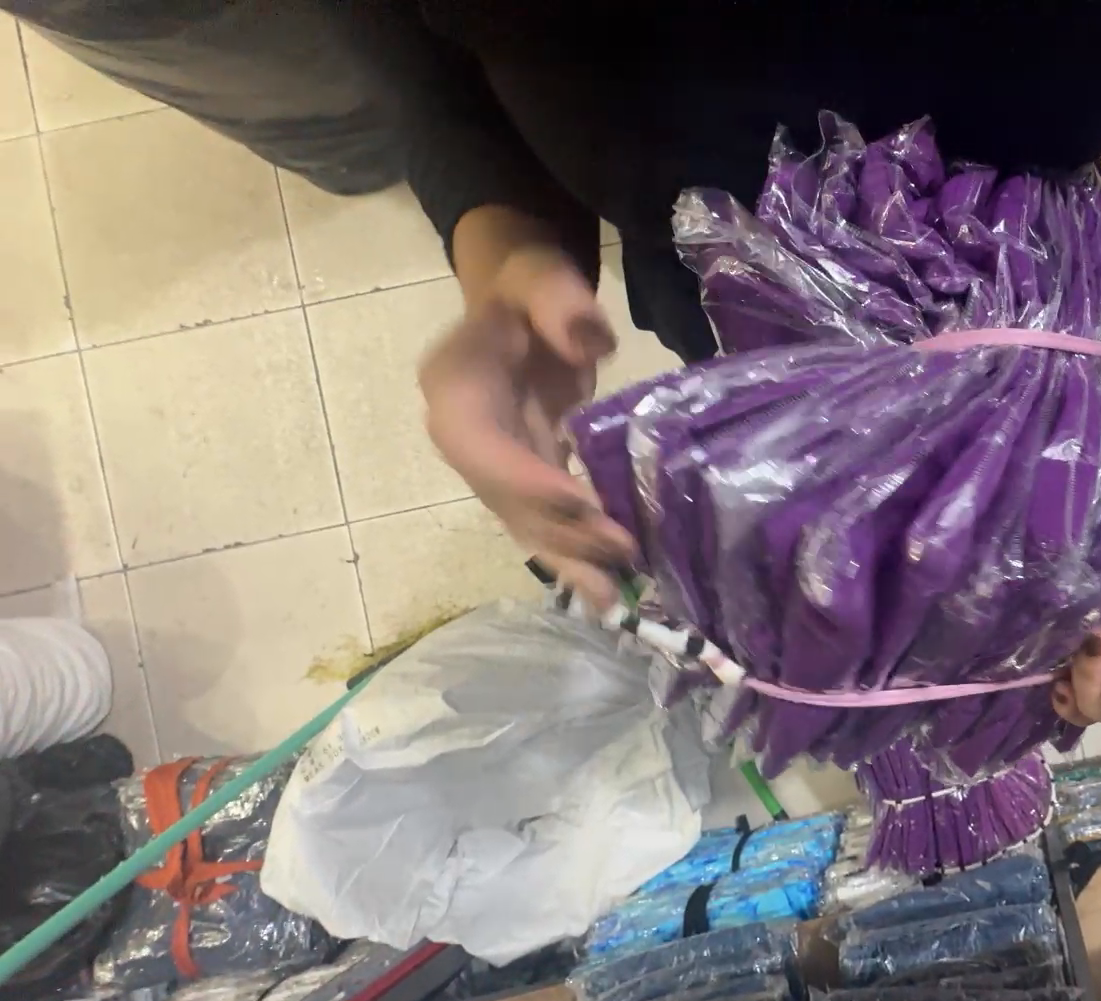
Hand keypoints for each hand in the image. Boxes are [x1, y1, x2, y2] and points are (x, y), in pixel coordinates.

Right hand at [419, 245, 634, 609]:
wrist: (521, 305)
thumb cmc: (528, 288)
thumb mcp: (539, 279)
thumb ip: (558, 303)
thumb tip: (589, 339)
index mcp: (456, 389)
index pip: (481, 446)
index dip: (525, 480)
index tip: (581, 506)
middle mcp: (468, 438)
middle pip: (507, 499)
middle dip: (563, 532)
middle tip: (622, 553)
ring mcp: (498, 465)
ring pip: (527, 525)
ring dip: (570, 562)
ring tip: (613, 600)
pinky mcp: (529, 478)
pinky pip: (550, 523)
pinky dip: (578, 554)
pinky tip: (611, 588)